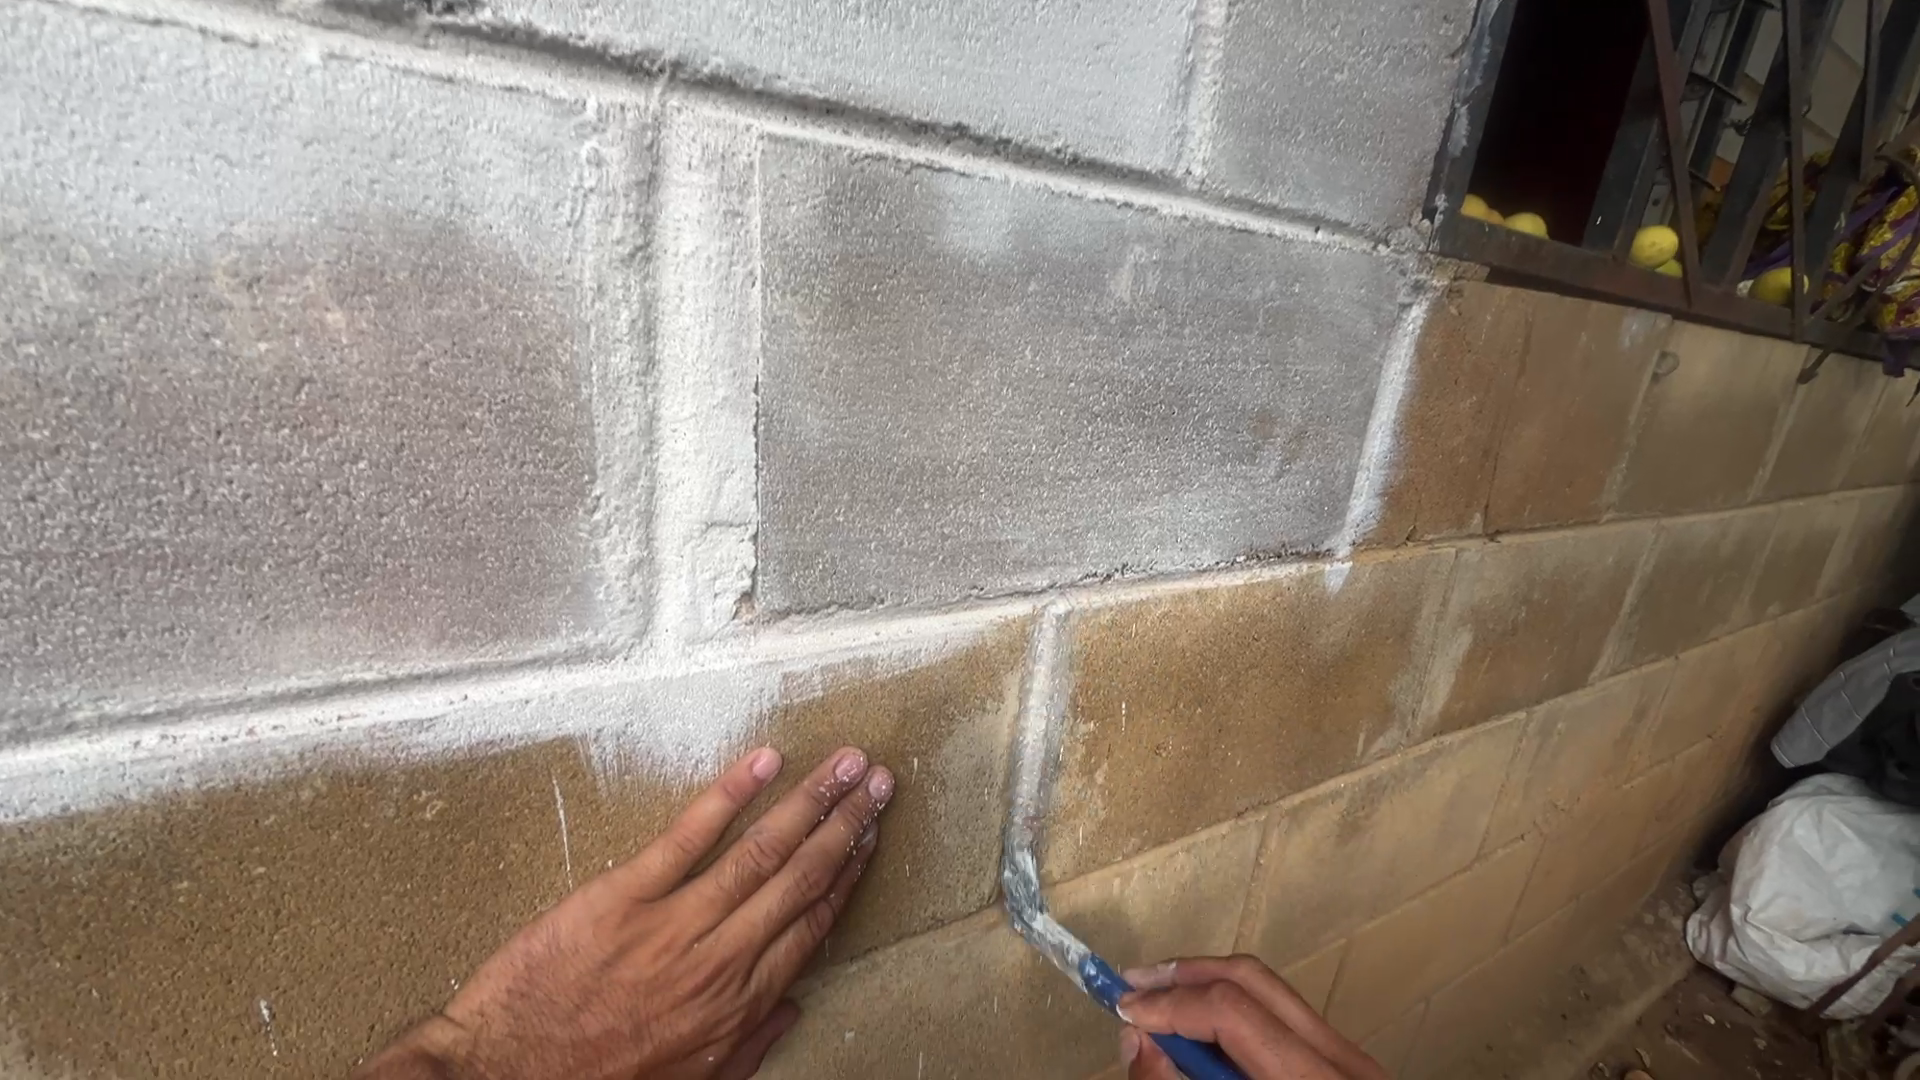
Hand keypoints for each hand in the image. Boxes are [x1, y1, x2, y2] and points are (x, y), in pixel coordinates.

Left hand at [352, 745, 892, 1079]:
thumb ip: (748, 1044)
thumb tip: (794, 1003)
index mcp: (737, 1003)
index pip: (812, 922)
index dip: (848, 873)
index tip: (871, 836)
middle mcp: (720, 958)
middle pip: (801, 877)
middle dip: (846, 824)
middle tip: (879, 782)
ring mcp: (674, 923)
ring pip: (761, 850)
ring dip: (809, 801)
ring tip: (844, 763)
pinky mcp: (624, 895)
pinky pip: (689, 836)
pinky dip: (731, 794)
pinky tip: (765, 760)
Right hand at [1115, 955, 1386, 1079]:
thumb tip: (1133, 1036)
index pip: (1232, 1012)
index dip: (1170, 1005)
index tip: (1122, 1010)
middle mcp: (1344, 1061)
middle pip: (1250, 978)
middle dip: (1183, 975)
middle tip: (1133, 986)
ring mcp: (1351, 1058)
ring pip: (1265, 987)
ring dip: (1204, 984)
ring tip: (1157, 997)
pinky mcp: (1345, 1062)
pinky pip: (1278, 1013)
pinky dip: (1231, 1008)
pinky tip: (1200, 1027)